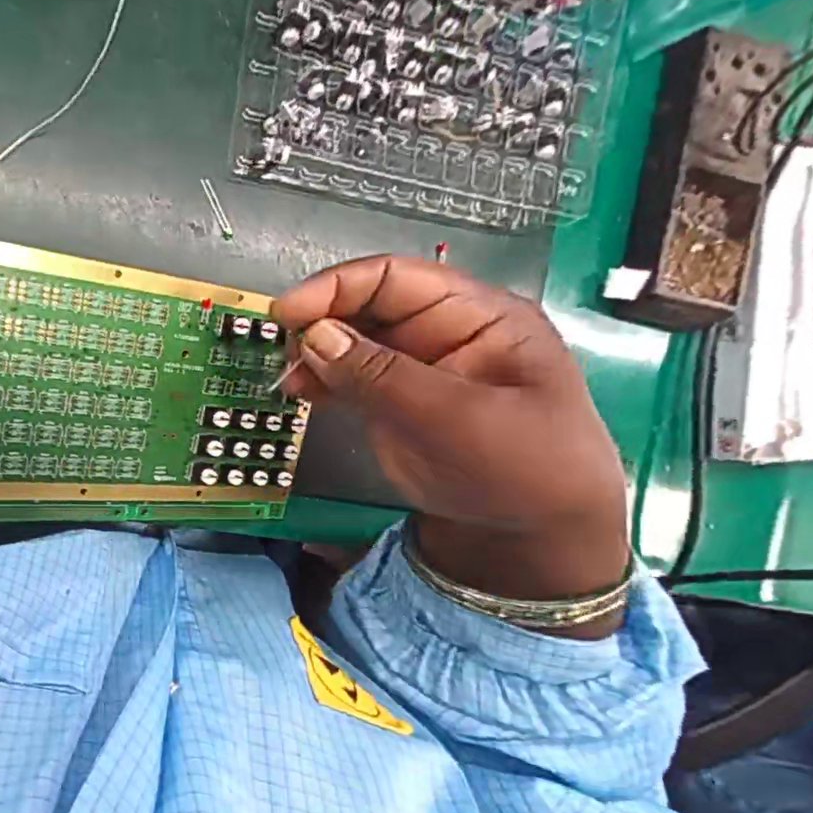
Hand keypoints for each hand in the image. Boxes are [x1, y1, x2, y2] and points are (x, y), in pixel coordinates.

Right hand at [272, 256, 628, 607]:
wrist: (529, 533)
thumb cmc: (521, 467)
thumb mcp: (455, 417)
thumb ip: (381, 375)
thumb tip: (314, 336)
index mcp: (476, 316)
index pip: (395, 279)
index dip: (337, 287)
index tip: (288, 312)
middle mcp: (438, 332)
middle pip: (363, 306)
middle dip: (318, 321)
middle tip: (283, 350)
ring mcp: (409, 367)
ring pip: (345, 341)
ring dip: (309, 353)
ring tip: (288, 378)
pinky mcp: (386, 399)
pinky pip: (341, 376)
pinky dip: (314, 380)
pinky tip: (297, 392)